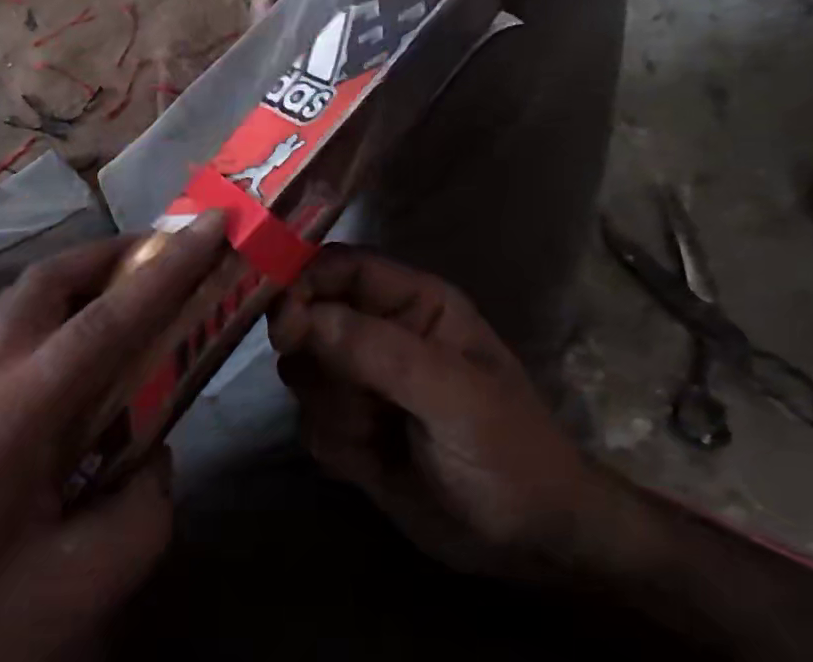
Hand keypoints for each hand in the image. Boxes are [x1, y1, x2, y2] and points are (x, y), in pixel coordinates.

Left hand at [0, 213, 228, 661]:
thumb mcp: (72, 593)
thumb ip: (138, 518)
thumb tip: (152, 460)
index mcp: (11, 415)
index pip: (106, 321)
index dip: (168, 271)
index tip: (211, 226)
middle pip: (45, 283)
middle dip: (108, 256)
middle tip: (159, 256)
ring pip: (10, 307)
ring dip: (67, 289)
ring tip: (112, 306)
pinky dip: (33, 326)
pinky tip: (51, 372)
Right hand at [268, 244, 604, 574]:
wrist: (530, 547)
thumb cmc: (510, 453)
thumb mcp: (456, 396)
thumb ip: (381, 350)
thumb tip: (302, 316)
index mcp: (413, 304)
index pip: (340, 267)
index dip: (303, 280)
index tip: (282, 317)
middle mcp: (377, 332)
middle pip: (306, 315)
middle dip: (309, 351)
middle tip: (330, 384)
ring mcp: (357, 380)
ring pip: (300, 369)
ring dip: (327, 404)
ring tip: (373, 432)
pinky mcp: (344, 424)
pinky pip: (306, 417)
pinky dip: (331, 440)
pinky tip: (370, 461)